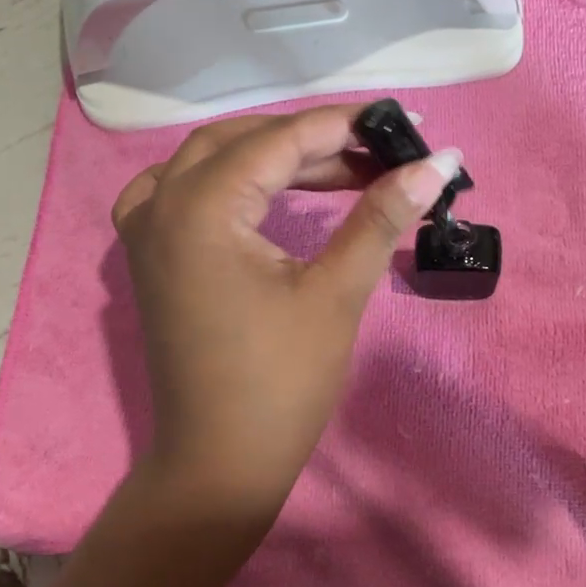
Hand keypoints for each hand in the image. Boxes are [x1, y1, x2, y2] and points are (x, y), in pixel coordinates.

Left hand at [111, 105, 460, 518]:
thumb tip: (439, 162)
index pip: (279, 140)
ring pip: (208, 163)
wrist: (220, 461)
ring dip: (269, 158)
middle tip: (376, 156)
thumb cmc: (282, 382)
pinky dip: (222, 182)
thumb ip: (381, 216)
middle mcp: (161, 205)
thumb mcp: (337, 292)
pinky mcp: (150, 261)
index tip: (402, 125)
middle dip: (311, 141)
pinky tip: (255, 195)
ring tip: (336, 173)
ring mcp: (146, 233)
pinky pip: (178, 194)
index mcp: (202, 207)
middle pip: (241, 142)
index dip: (344, 127)